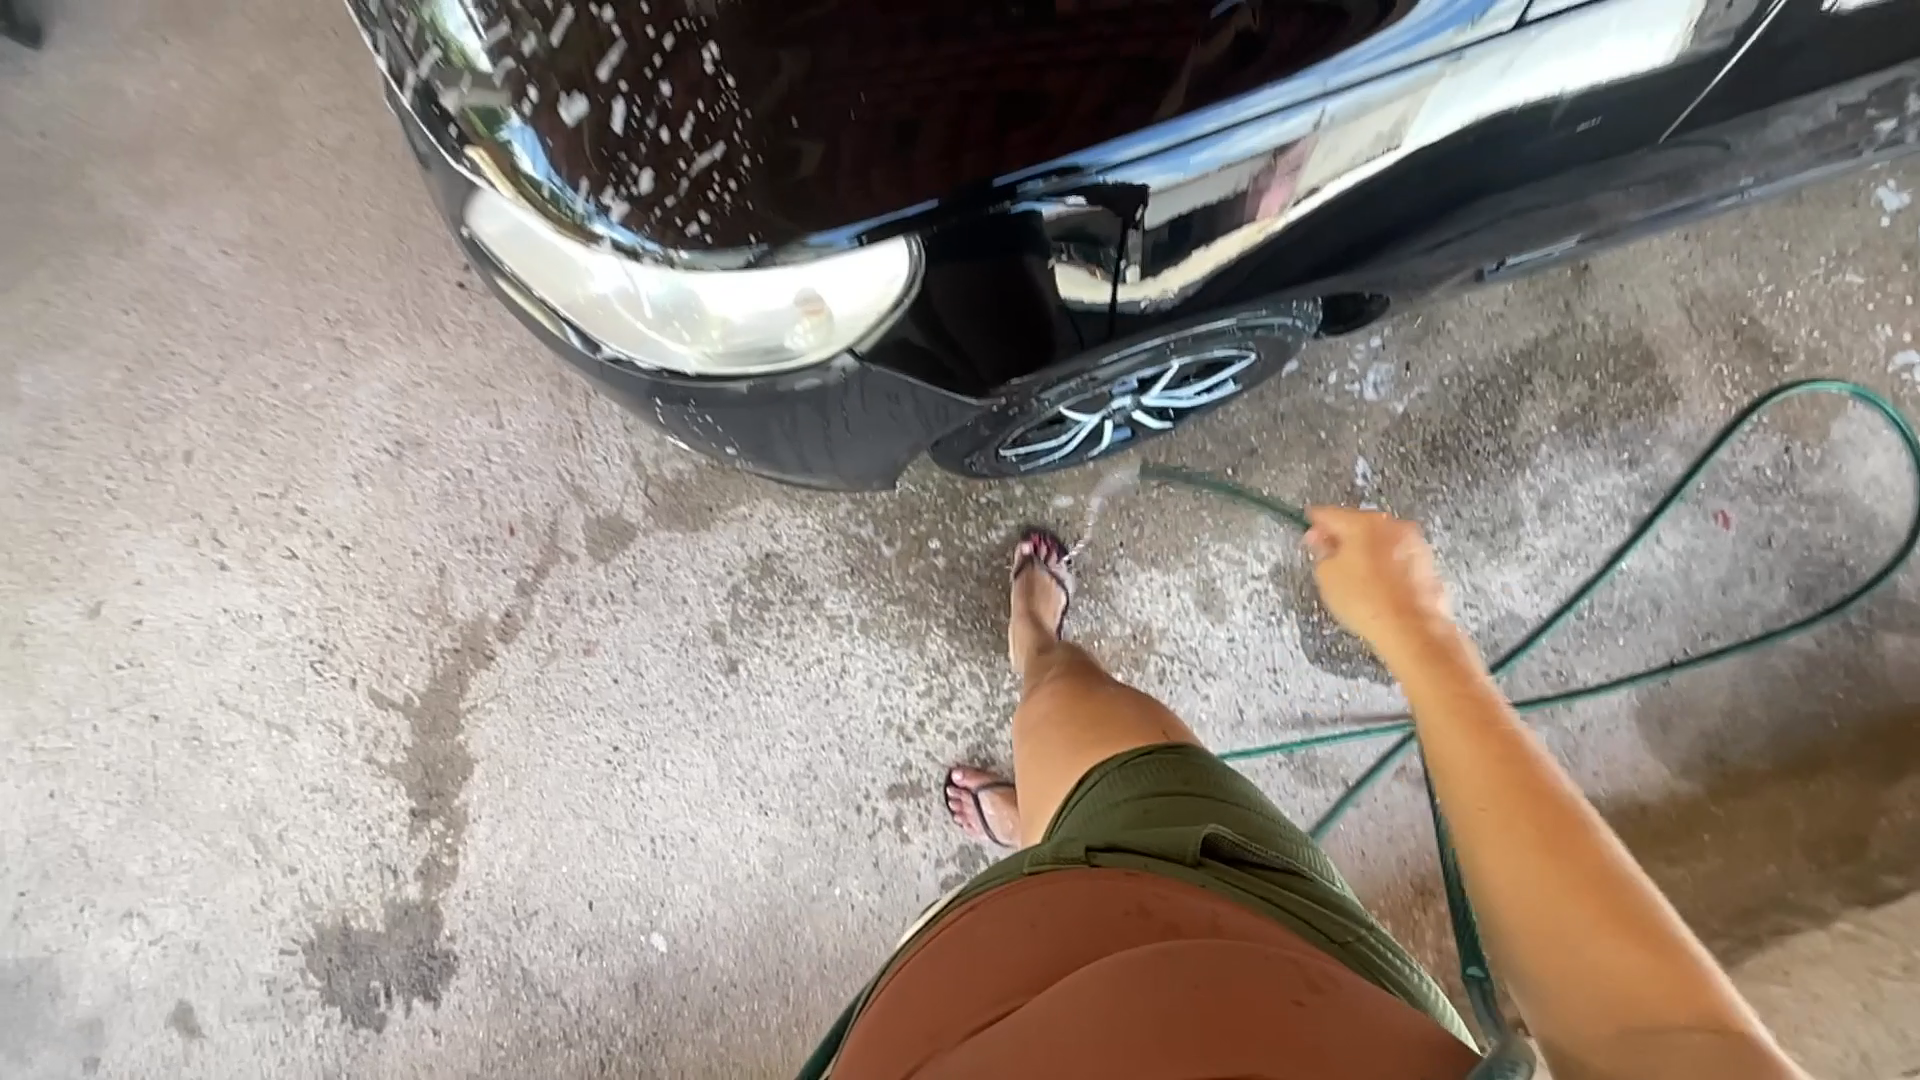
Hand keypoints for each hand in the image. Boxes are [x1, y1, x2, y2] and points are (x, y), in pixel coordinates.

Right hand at [1303, 506, 1458, 660]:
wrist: (1410, 629)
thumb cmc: (1366, 600)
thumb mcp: (1326, 575)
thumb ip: (1321, 551)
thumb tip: (1322, 542)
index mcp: (1364, 523)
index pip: (1329, 513)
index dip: (1314, 522)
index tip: (1307, 527)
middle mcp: (1392, 526)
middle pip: (1358, 523)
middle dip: (1341, 536)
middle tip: (1326, 554)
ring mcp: (1414, 543)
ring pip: (1380, 540)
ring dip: (1364, 550)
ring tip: (1350, 574)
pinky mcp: (1427, 563)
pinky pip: (1397, 556)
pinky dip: (1384, 564)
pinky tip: (1374, 584)